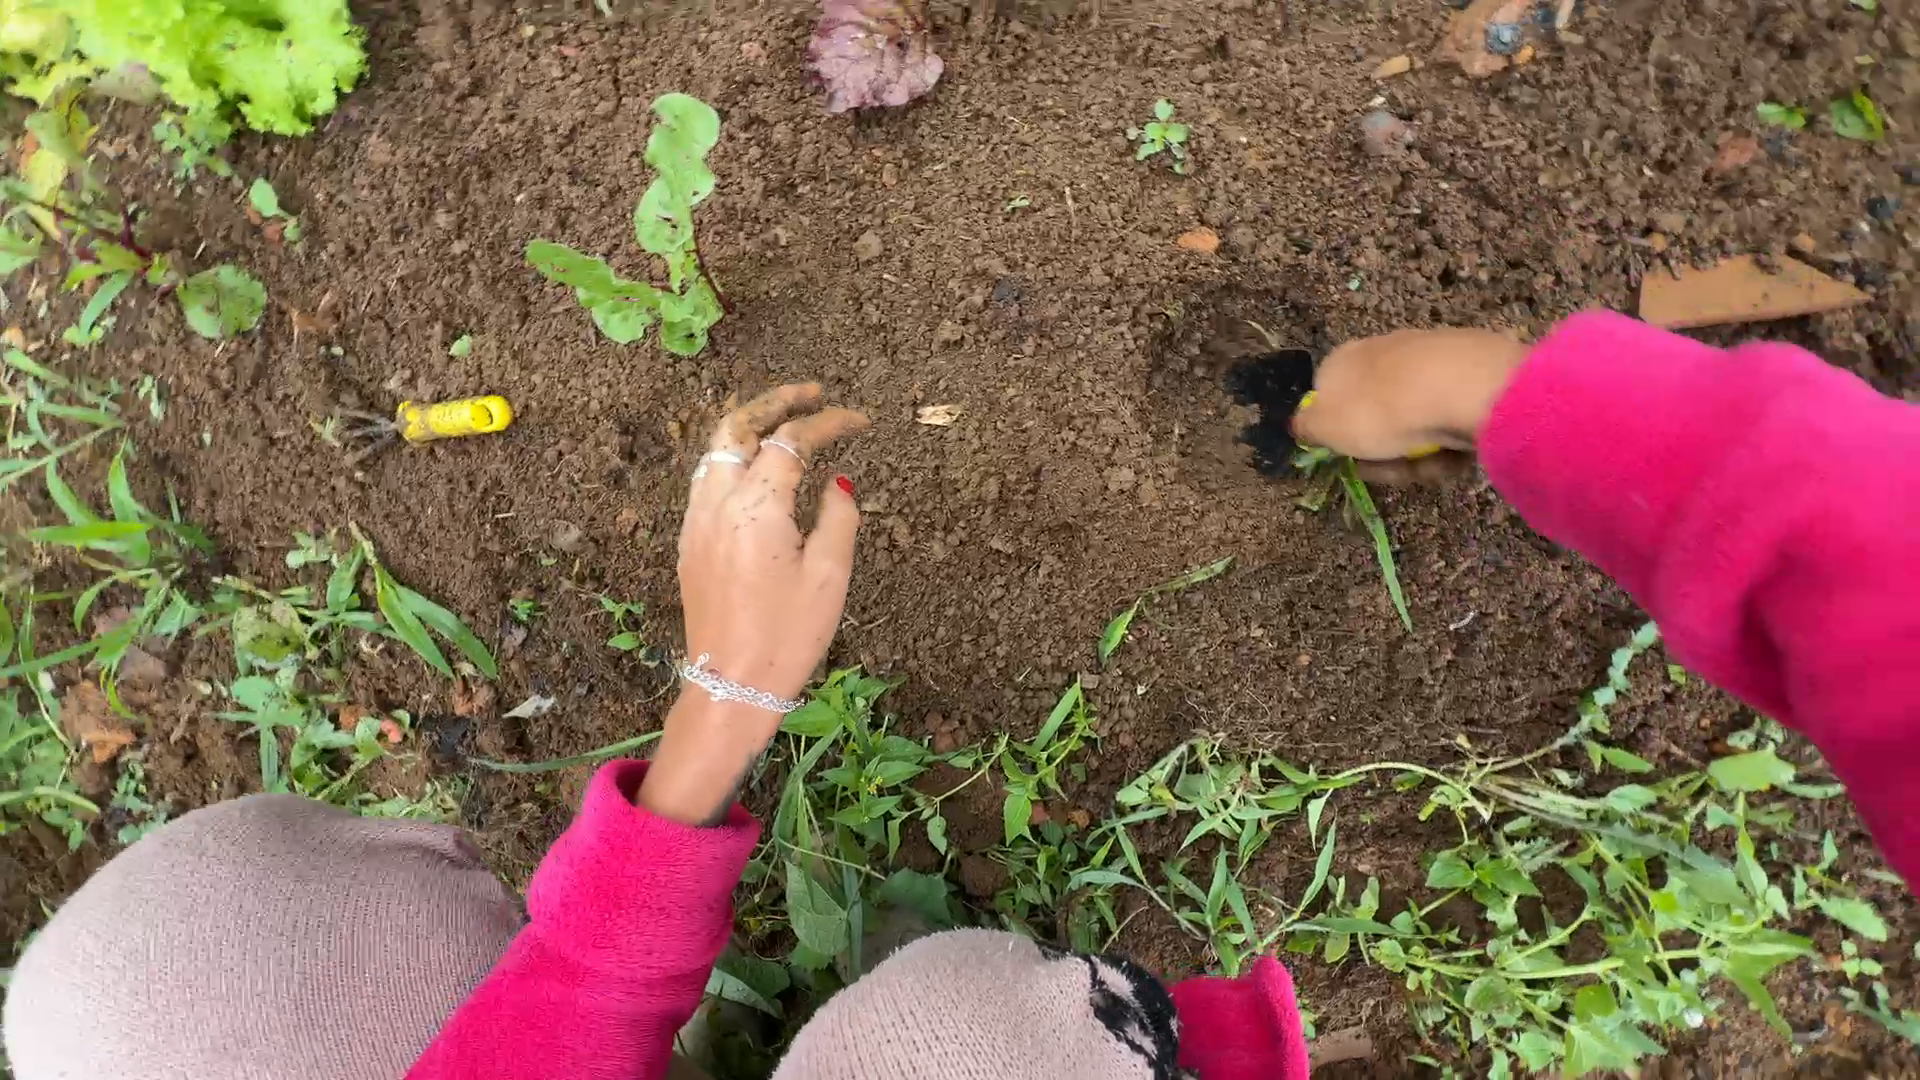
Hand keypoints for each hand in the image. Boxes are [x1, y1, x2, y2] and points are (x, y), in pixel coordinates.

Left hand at [638, 383, 869, 823]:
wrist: (731, 686)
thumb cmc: (788, 634)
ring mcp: (696, 521)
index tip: (859, 421)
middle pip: (736, 427)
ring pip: (714, 449)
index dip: (828, 422)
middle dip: (774, 400)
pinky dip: (733, 456)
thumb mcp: (830, 575)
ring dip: (748, 424)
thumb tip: (837, 482)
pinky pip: (708, 478)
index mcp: (757, 507)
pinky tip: (757, 467)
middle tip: (811, 391)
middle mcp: (718, 502)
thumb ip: (838, 517)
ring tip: (783, 419)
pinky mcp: (690, 541)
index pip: (792, 442)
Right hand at [1290, 328, 1529, 478]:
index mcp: (1340, 360)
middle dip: (1380, 449)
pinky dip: (1449, 436)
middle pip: (1372, 414)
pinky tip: (1457, 447)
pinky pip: (1448, 412)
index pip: (1326, 397)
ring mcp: (1426, 356)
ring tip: (1429, 463)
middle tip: (1390, 468)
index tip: (1347, 454)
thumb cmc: (1378, 412)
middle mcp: (1380, 351)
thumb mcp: (1322, 428)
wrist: (1464, 389)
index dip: (1335, 431)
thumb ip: (1305, 428)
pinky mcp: (1469, 368)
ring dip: (1415, 452)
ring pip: (1411, 420)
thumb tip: (1301, 424)